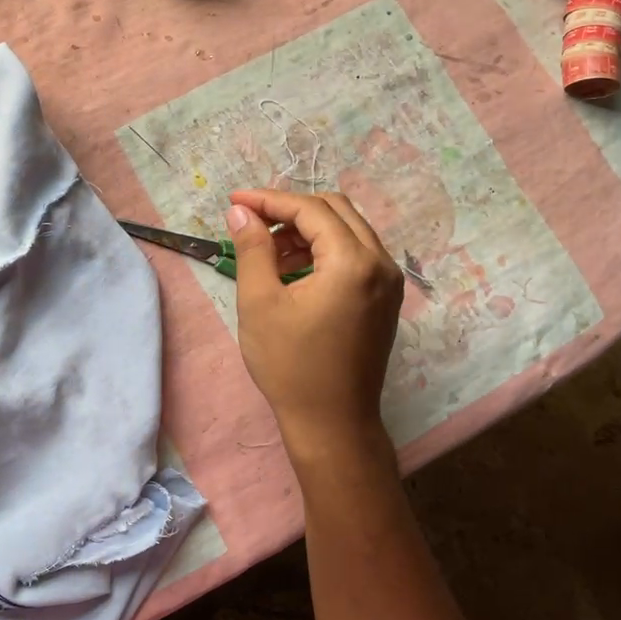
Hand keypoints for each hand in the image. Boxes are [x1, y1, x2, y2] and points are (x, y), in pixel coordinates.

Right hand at [224, 189, 403, 450]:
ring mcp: (388, 282)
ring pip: (347, 231)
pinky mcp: (384, 299)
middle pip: (336, 211)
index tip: (232, 201)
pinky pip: (354, 255)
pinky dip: (322, 249)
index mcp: (353, 262)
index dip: (269, 200)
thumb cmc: (289, 363)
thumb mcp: (259, 302)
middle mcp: (381, 264)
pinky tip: (291, 269)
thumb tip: (240, 212)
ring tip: (265, 248)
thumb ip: (252, 249)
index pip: (311, 209)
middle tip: (248, 219)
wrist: (331, 419)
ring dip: (305, 229)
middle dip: (289, 208)